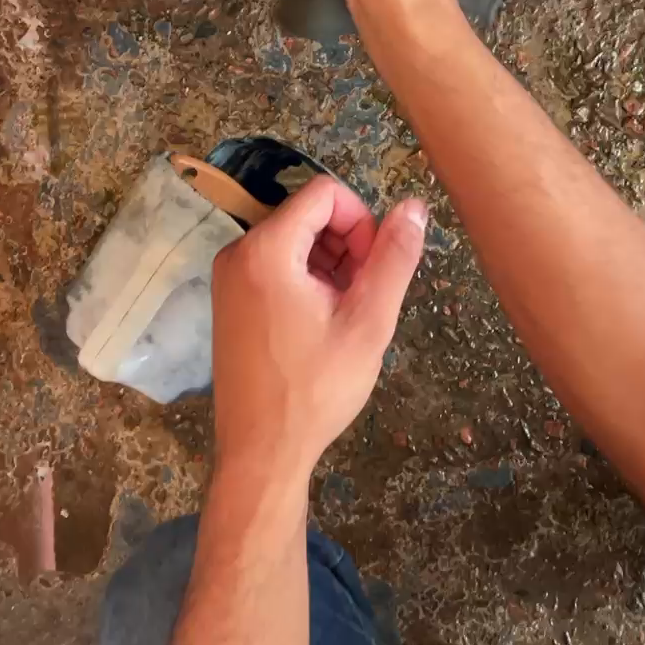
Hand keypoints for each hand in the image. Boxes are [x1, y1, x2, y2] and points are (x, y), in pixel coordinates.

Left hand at [210, 175, 427, 482]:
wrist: (262, 451)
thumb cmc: (316, 388)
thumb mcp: (368, 322)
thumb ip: (394, 258)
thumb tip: (414, 206)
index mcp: (267, 249)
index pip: (325, 194)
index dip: (362, 221)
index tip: (374, 268)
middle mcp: (239, 252)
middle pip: (309, 216)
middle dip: (347, 245)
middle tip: (364, 297)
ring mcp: (230, 277)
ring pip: (295, 241)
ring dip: (331, 265)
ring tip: (345, 315)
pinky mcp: (230, 299)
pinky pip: (277, 266)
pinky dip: (307, 280)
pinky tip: (322, 323)